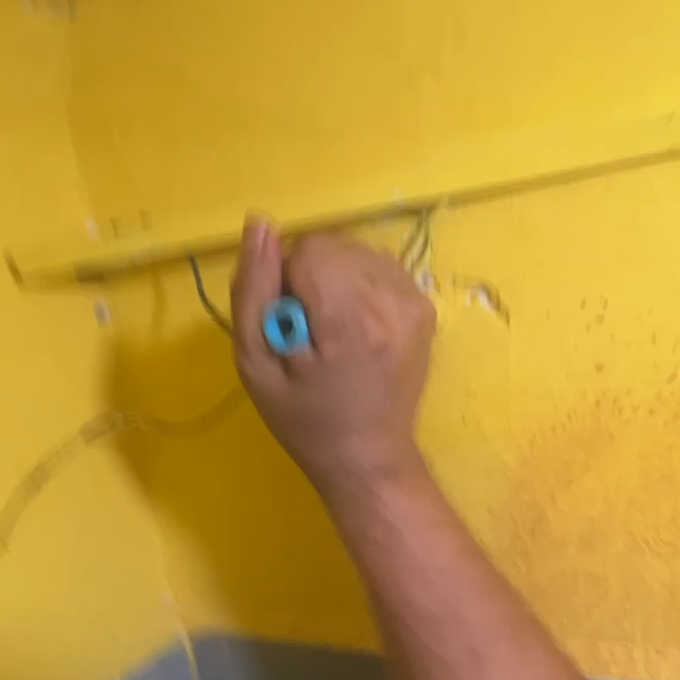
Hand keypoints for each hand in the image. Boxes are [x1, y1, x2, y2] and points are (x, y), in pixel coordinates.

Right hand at [229, 217, 435, 497]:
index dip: (287, 282)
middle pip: (334, 246)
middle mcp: (393, 302)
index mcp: (351, 319)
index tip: (291, 327)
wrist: (368, 456)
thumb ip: (253, 289)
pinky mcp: (426, 308)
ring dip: (337, 281)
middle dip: (313, 279)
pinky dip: (362, 288)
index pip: (307, 249)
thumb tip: (260, 223)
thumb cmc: (305, 421)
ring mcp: (416, 303)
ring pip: (357, 252)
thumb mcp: (255, 364)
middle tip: (312, 334)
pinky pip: (380, 268)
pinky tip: (358, 329)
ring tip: (336, 333)